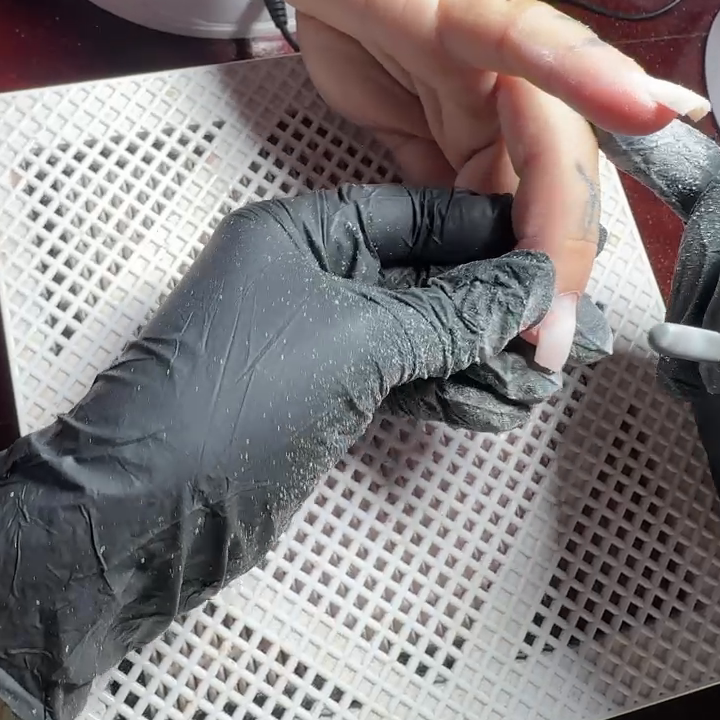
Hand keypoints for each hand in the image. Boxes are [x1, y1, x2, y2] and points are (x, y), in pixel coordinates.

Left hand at [0, 187, 573, 719]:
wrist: (153, 506)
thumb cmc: (238, 399)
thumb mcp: (356, 341)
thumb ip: (449, 313)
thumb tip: (530, 286)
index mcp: (297, 233)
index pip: (412, 213)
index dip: (485, 230)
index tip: (556, 246)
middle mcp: (303, 274)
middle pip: (418, 274)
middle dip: (489, 303)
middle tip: (566, 322)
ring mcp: (311, 337)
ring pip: (413, 332)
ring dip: (474, 355)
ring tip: (541, 378)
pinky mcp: (318, 391)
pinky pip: (396, 376)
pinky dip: (442, 389)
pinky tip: (492, 404)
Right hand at [244, 0, 708, 368]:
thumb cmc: (357, 17)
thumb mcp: (389, 126)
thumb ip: (431, 173)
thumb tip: (454, 233)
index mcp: (488, 127)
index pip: (522, 212)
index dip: (528, 280)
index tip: (519, 346)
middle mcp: (510, 94)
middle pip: (552, 190)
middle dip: (549, 274)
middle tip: (540, 346)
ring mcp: (496, 52)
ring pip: (554, 138)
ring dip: (563, 218)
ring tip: (559, 294)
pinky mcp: (467, 7)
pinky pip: (530, 41)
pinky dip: (586, 71)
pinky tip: (648, 106)